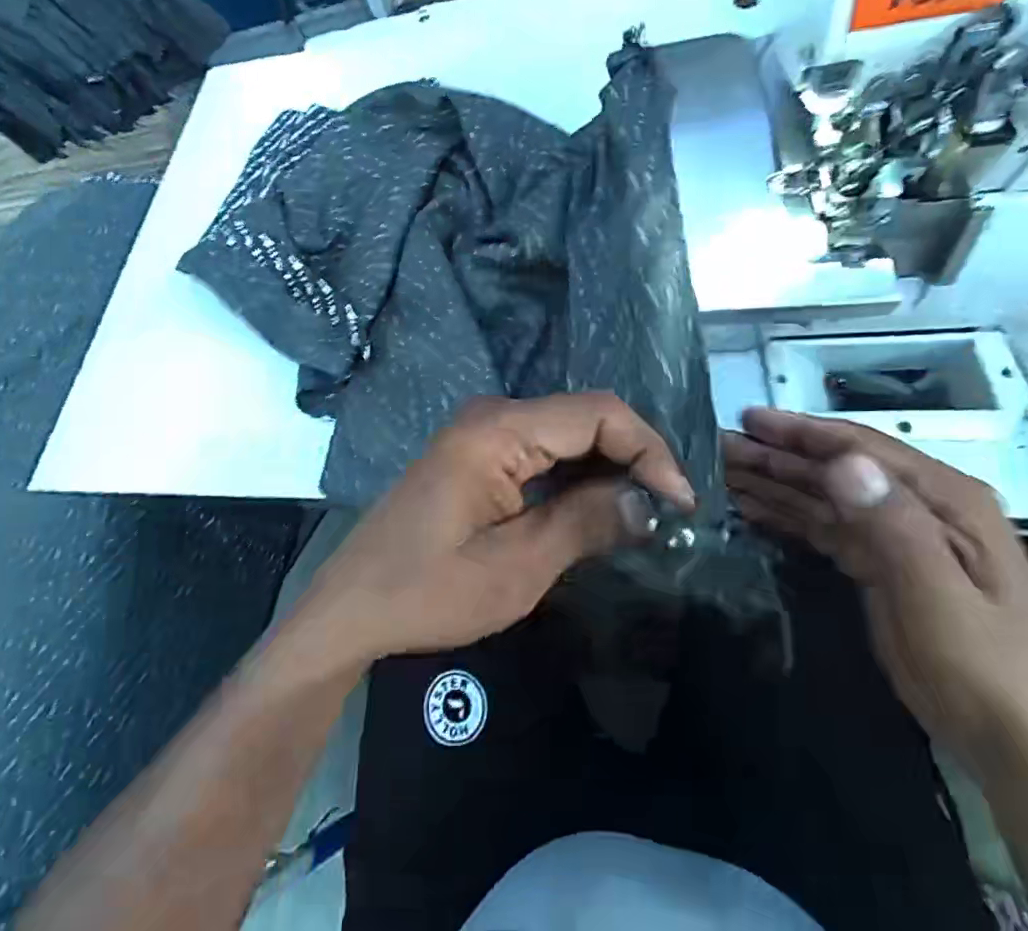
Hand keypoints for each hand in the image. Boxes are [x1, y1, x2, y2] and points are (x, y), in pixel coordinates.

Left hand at [283, 393, 694, 670]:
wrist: (348, 613)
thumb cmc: (426, 593)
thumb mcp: (516, 567)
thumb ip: (587, 523)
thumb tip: (650, 503)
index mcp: (498, 431)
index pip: (599, 414)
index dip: (650, 450)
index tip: (680, 501)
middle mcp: (493, 416)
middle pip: (588, 418)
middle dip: (636, 458)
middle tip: (669, 510)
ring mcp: (483, 433)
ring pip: (571, 434)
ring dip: (612, 468)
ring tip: (646, 511)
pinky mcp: (480, 455)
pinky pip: (547, 452)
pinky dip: (582, 476)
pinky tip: (602, 508)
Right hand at [723, 407, 1027, 762]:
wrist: (1020, 743)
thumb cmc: (986, 669)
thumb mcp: (940, 596)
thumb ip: (894, 526)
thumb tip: (844, 462)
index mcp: (946, 498)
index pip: (863, 449)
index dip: (803, 434)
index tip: (749, 420)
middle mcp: (924, 506)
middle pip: (840, 470)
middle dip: (780, 458)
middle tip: (721, 448)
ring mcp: (905, 538)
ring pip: (831, 500)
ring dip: (780, 486)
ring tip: (726, 475)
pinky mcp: (887, 570)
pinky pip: (833, 533)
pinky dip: (794, 520)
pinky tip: (759, 513)